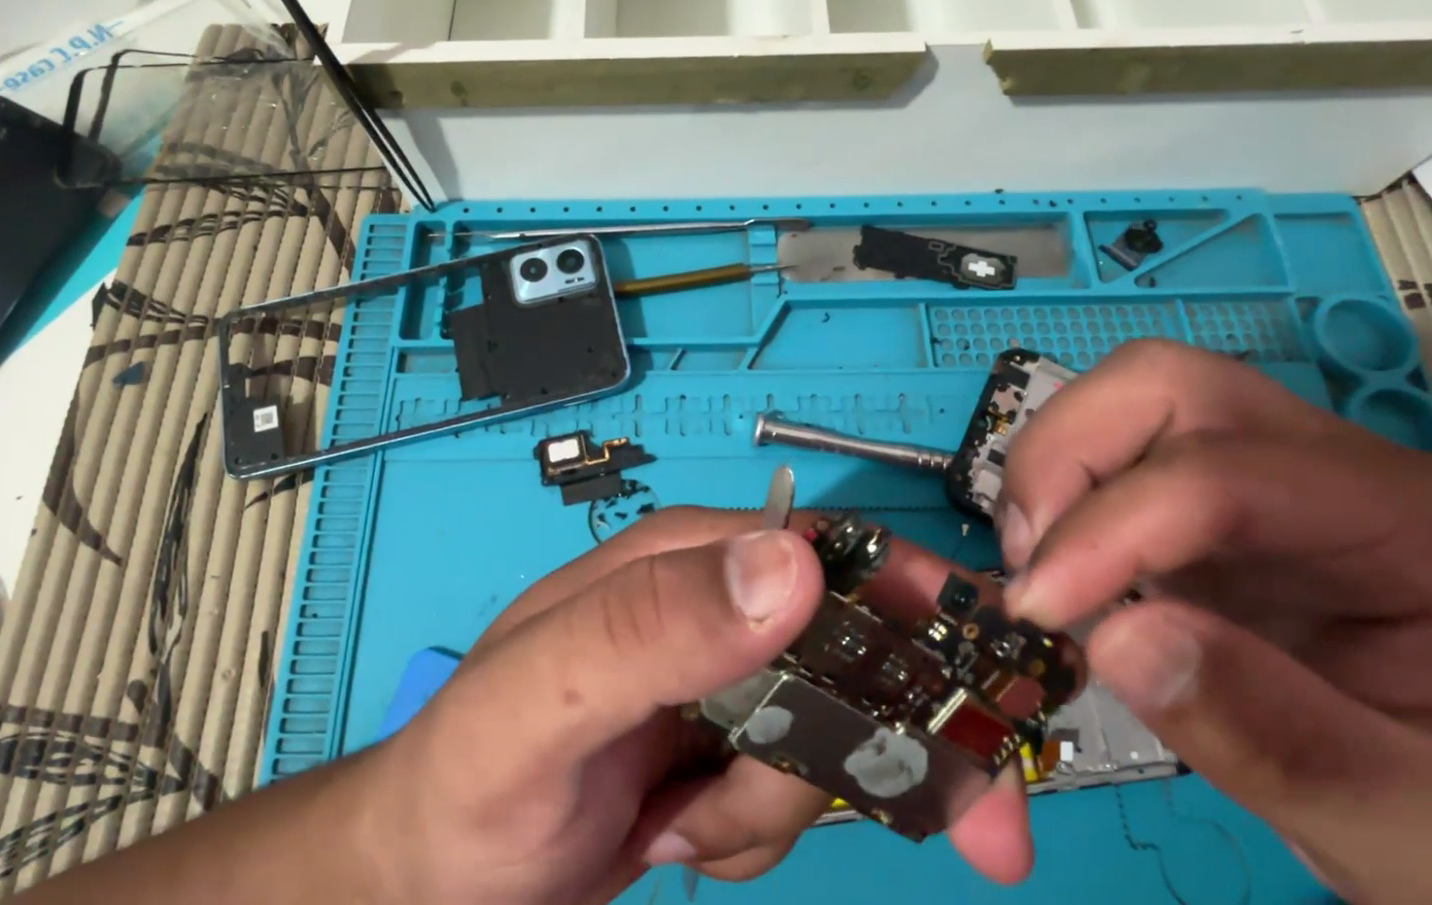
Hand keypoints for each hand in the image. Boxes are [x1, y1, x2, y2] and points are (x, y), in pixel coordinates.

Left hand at [359, 506, 1036, 902]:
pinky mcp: (724, 748)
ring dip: (780, 808)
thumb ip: (651, 626)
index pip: (836, 558)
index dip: (925, 620)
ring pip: (831, 738)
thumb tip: (790, 566)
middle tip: (957, 837)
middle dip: (878, 750)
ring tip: (679, 826)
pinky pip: (793, 791)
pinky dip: (757, 833)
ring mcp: (724, 681)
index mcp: (687, 560)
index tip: (996, 707)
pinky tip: (678, 836)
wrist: (434, 873)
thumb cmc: (470, 777)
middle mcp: (715, 606)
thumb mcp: (543, 697)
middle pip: (854, 656)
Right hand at [993, 341, 1431, 903]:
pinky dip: (1059, 491)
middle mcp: (1335, 467)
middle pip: (1167, 385)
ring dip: (1053, 468)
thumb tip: (1116, 640)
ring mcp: (1267, 472)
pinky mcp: (1211, 497)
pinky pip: (1115, 450)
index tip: (1036, 607)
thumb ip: (1268, 735)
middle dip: (1066, 456)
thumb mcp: (1401, 816)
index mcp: (1415, 525)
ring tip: (1037, 569)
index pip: (1227, 473)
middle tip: (1028, 564)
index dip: (1111, 526)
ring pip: (1128, 399)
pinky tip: (1057, 567)